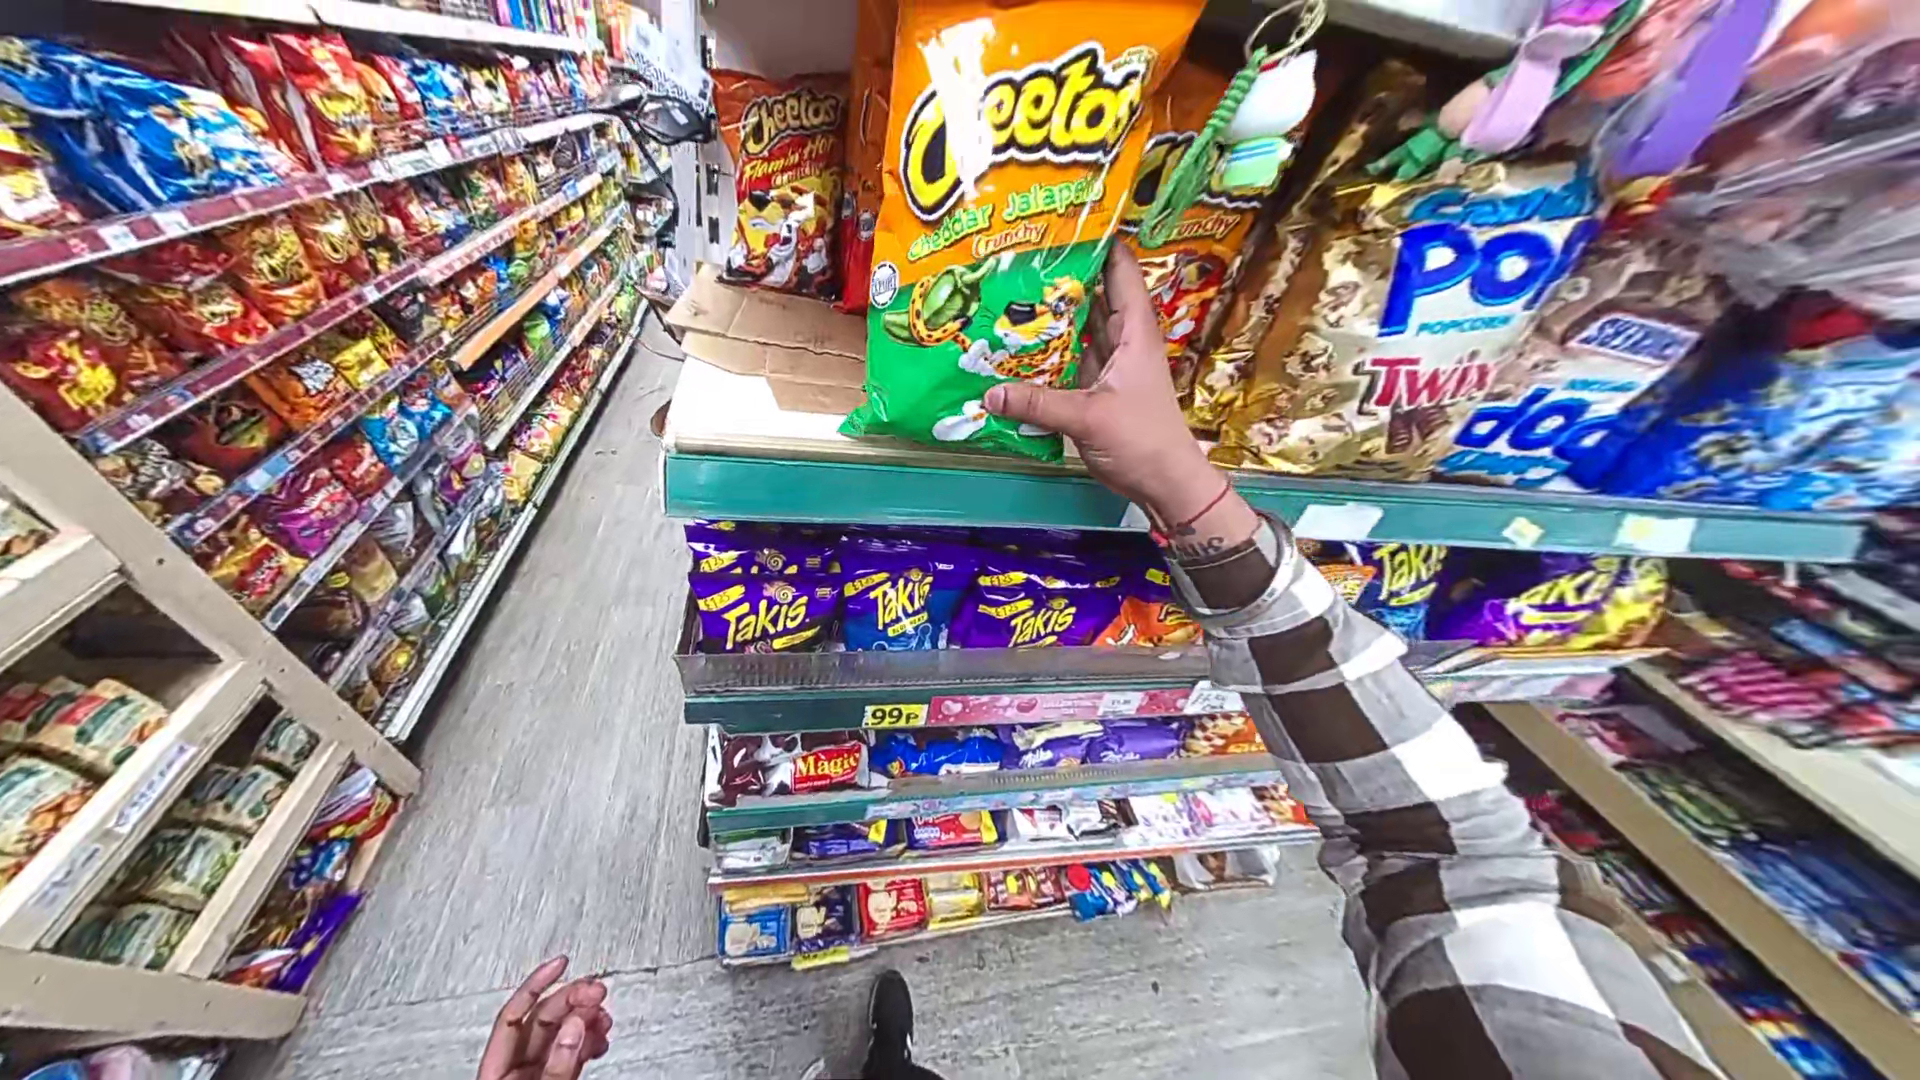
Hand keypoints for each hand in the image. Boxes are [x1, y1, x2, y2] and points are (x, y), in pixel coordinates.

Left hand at [478, 957, 612, 1079]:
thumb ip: (557, 1061)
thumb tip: (575, 1020)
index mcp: (496, 1070)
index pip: (514, 1013)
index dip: (537, 983)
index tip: (561, 961)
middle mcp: (512, 1069)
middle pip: (543, 1018)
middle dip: (575, 999)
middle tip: (598, 991)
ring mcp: (533, 1074)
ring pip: (561, 1031)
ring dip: (587, 1017)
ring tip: (603, 1017)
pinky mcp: (554, 1078)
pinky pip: (571, 1048)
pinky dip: (589, 1037)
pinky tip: (600, 1035)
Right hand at [985, 245, 1256, 556]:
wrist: (1163, 483)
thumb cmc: (1140, 440)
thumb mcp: (1088, 417)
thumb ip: (1037, 404)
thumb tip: (987, 394)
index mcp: (1133, 331)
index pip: (1119, 271)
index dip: (1097, 242)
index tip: (1060, 222)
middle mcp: (1121, 341)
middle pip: (1092, 298)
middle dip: (1060, 280)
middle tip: (1016, 262)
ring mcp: (1108, 366)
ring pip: (1077, 332)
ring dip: (1051, 320)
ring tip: (1008, 299)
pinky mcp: (1096, 391)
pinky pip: (1068, 364)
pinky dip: (1047, 358)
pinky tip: (1017, 351)